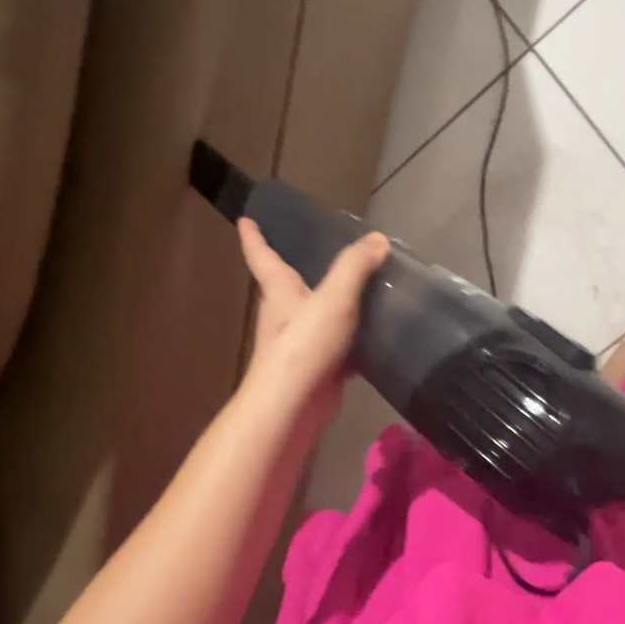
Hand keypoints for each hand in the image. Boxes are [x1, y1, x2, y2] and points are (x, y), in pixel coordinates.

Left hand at [236, 217, 390, 422]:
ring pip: (317, 317)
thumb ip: (355, 266)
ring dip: (332, 306)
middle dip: (298, 271)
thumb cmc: (305, 344)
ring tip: (363, 289)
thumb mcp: (333, 297)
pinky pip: (339, 347)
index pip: (261, 256)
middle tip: (317, 252)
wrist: (296, 404)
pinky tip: (378, 337)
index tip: (246, 219)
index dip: (254, 237)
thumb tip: (378, 239)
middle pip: (288, 286)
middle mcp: (284, 316)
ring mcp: (301, 345)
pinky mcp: (320, 369)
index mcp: (279, 291)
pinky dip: (354, 340)